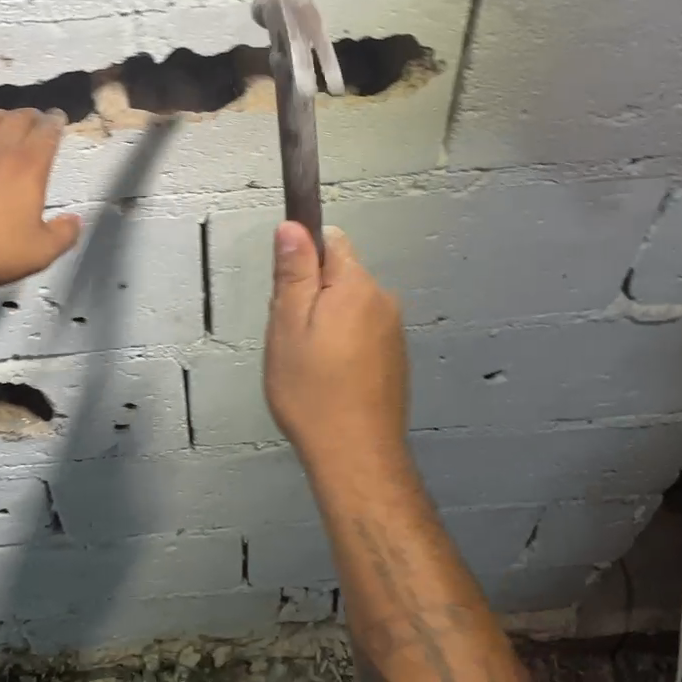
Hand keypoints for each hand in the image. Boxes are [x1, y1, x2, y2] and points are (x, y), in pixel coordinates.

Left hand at [0, 108, 82, 288]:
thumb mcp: (38, 252)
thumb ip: (63, 235)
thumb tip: (75, 222)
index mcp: (28, 165)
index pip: (46, 131)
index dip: (55, 122)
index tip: (58, 118)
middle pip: (17, 117)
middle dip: (32, 115)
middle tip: (37, 119)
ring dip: (2, 115)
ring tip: (7, 120)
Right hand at [263, 222, 409, 473]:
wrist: (357, 456)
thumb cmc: (313, 390)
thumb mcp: (288, 325)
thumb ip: (293, 272)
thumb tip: (293, 225)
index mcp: (356, 285)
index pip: (329, 240)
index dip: (301, 258)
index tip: (286, 294)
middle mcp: (382, 300)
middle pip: (338, 274)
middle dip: (310, 294)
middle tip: (290, 335)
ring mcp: (393, 331)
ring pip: (348, 305)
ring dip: (326, 321)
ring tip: (307, 362)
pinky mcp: (395, 358)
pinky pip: (362, 331)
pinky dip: (343, 344)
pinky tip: (329, 378)